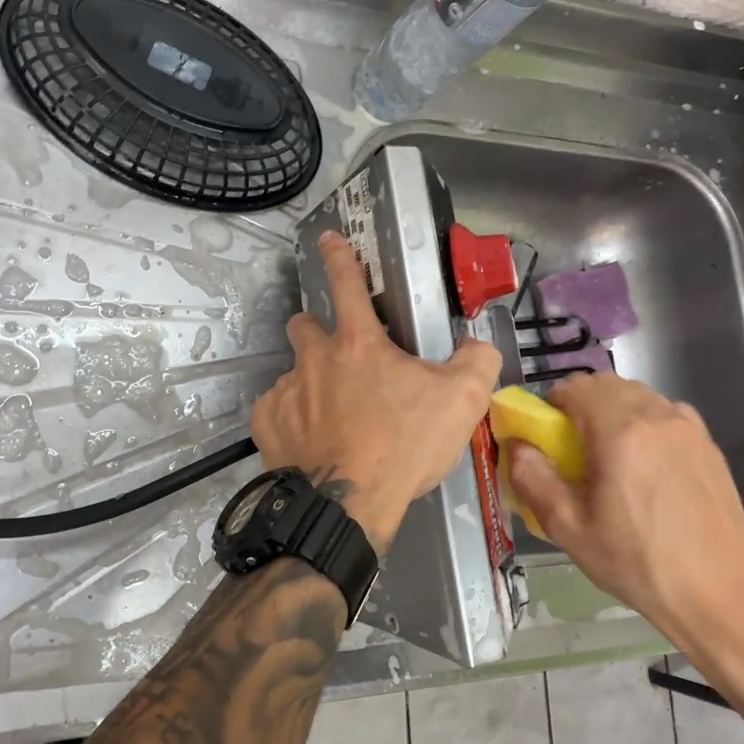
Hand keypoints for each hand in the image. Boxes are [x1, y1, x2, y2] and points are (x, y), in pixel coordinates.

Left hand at [250, 231, 500, 553]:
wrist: (346, 504)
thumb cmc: (403, 447)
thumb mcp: (461, 402)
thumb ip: (476, 361)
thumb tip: (476, 344)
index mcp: (358, 343)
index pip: (346, 284)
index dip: (339, 256)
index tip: (327, 239)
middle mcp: (314, 358)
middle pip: (303, 325)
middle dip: (315, 330)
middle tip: (337, 358)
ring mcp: (286, 390)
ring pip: (293, 373)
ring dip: (310, 383)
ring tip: (332, 418)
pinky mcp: (266, 423)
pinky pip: (277, 409)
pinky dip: (292, 419)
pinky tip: (311, 443)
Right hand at [504, 373, 743, 646]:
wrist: (719, 595)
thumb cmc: (637, 562)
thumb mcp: (568, 527)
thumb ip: (533, 477)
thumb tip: (516, 444)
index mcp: (620, 432)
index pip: (575, 386)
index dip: (552, 405)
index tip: (547, 437)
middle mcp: (658, 417)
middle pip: (607, 385)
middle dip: (582, 404)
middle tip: (573, 448)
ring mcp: (689, 428)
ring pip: (638, 396)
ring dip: (614, 411)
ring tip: (609, 457)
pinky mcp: (709, 445)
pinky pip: (666, 414)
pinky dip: (644, 424)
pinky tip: (644, 466)